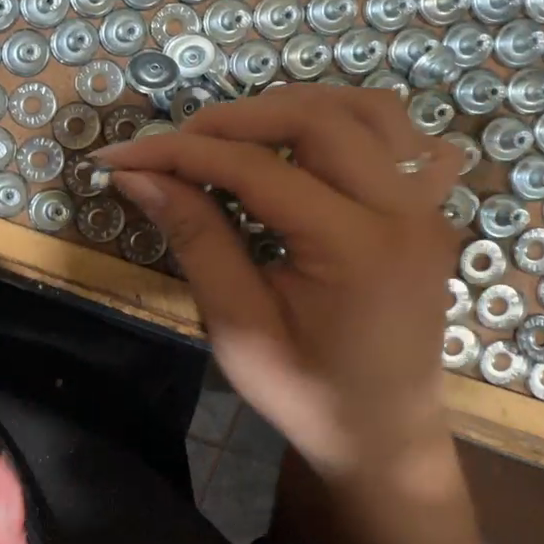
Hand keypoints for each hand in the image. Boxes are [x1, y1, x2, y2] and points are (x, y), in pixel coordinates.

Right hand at [93, 86, 463, 478]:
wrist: (383, 435)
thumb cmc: (303, 390)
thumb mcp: (235, 322)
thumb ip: (195, 237)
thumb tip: (136, 176)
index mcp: (357, 248)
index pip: (254, 168)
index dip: (175, 153)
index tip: (116, 158)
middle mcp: (406, 212)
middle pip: (316, 119)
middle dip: (229, 120)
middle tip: (169, 147)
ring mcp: (427, 206)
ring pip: (363, 110)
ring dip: (285, 108)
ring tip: (225, 137)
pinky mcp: (425, 210)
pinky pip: (396, 134)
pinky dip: (337, 121)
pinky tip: (294, 145)